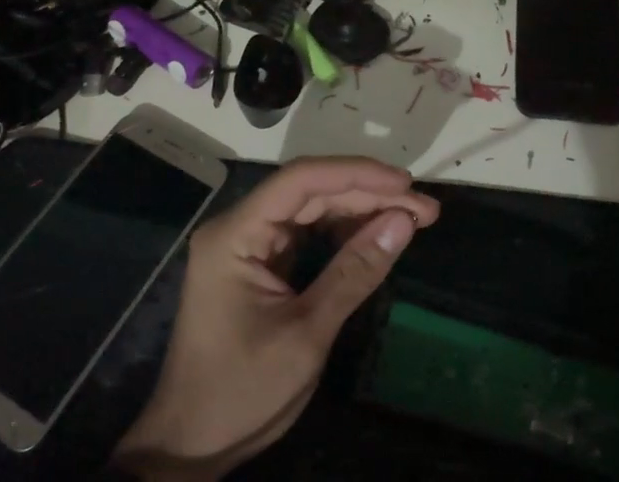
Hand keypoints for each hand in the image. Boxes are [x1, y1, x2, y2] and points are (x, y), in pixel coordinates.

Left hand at [111, 158, 439, 479]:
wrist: (192, 444)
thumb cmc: (242, 391)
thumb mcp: (307, 334)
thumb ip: (354, 272)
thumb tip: (404, 221)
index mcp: (236, 234)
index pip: (301, 180)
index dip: (357, 174)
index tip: (407, 185)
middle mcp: (239, 228)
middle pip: (310, 192)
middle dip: (369, 195)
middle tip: (426, 210)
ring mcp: (248, 246)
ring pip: (312, 210)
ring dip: (361, 211)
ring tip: (413, 218)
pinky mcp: (259, 265)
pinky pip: (306, 234)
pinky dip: (344, 233)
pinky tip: (377, 235)